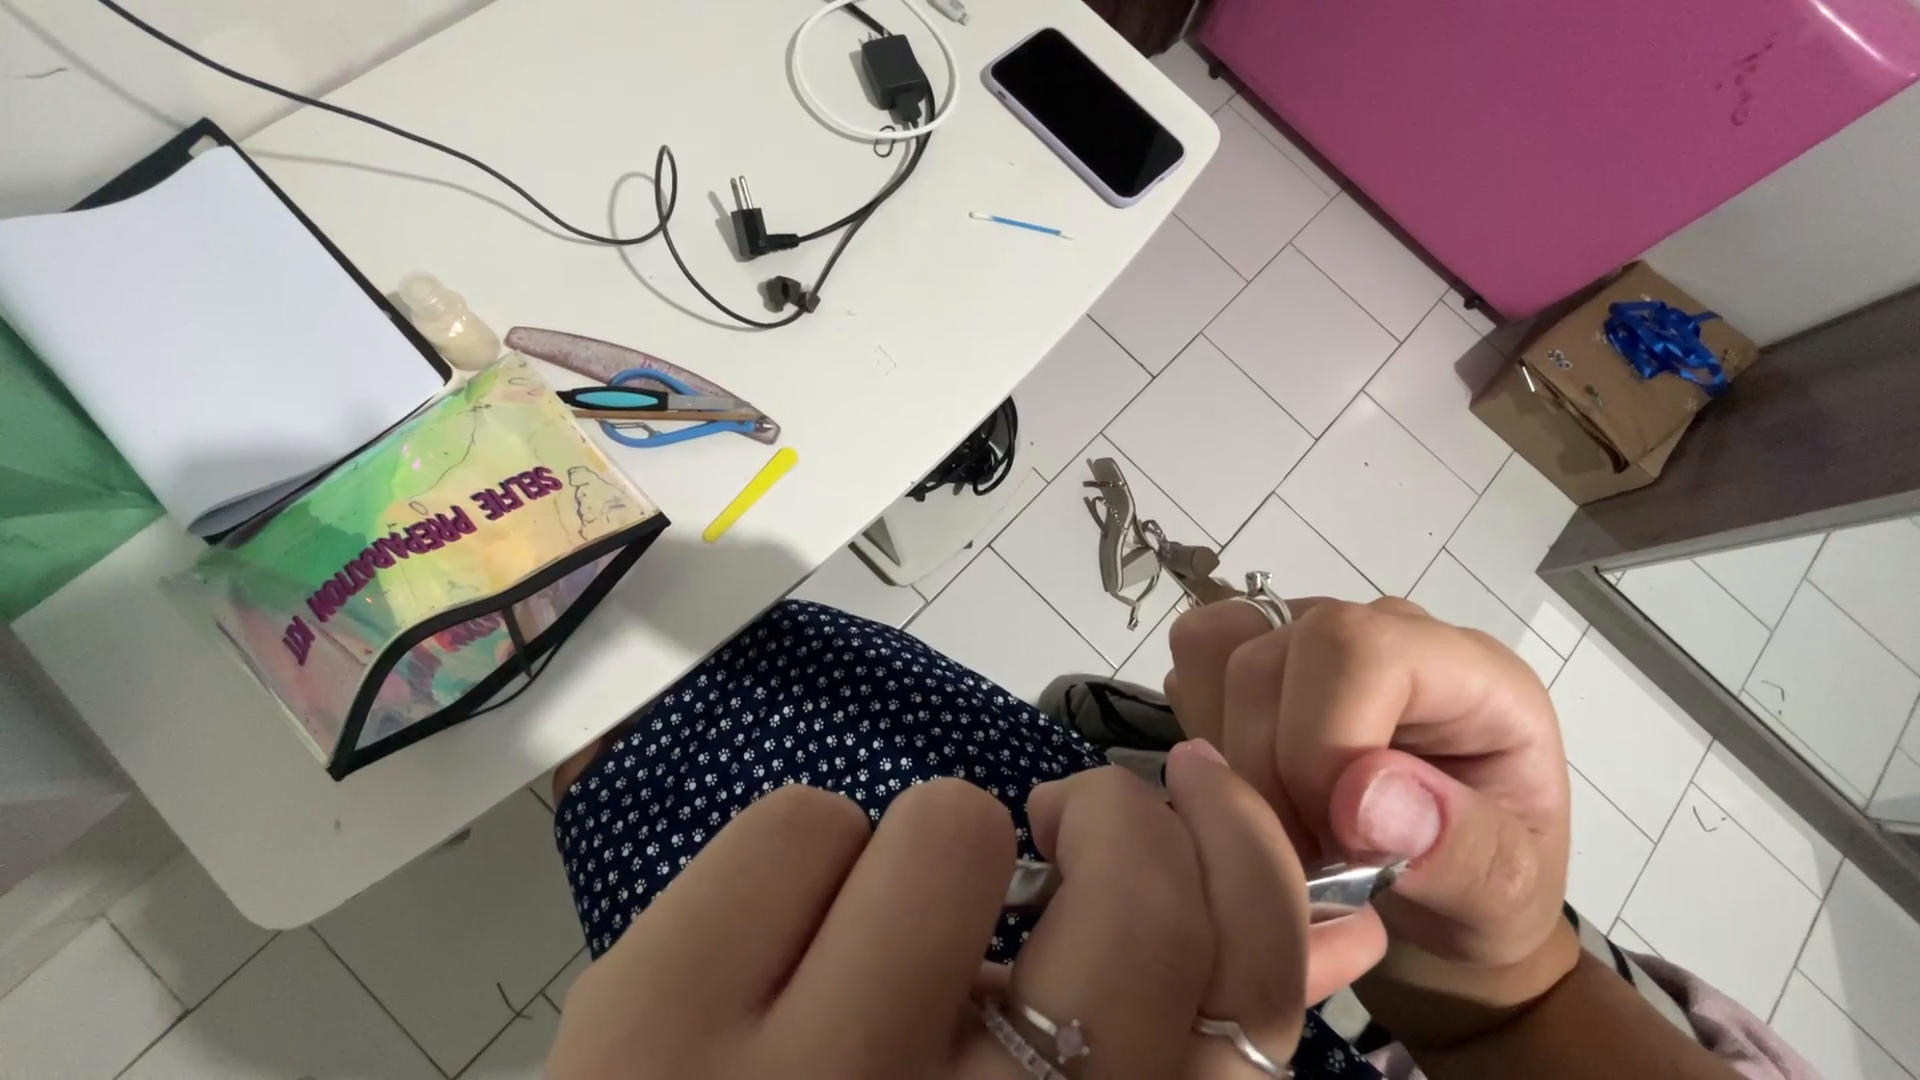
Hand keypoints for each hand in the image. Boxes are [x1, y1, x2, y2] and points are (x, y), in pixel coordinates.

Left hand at [545, 767, 1379, 1078]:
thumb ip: (1176, 1033)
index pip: (1248, 991)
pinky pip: (803, 822)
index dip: (1248, 855)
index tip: (1200, 790)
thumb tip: (1327, 914)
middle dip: (1110, 812)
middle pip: (1130, 891)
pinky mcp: (659, 1011)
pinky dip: (806, 851)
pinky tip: (772, 938)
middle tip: (1060, 814)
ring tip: (881, 922)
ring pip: (948, 825)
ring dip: (930, 844)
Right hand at [1166, 597, 1576, 1045]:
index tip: (1334, 839)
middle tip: (1306, 851)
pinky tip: (1253, 782)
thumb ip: (1461, 852)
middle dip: (1264, 771)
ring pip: (1213, 651)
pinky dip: (1203, 729)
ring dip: (1227, 754)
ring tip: (1281, 819)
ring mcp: (1307, 633)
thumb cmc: (1483, 892)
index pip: (1352, 649)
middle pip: (1264, 657)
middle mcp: (1377, 628)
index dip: (1317, 742)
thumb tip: (1360, 796)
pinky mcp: (1254, 650)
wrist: (1444, 895)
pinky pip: (1192, 661)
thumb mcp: (1508, 902)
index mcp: (1464, 669)